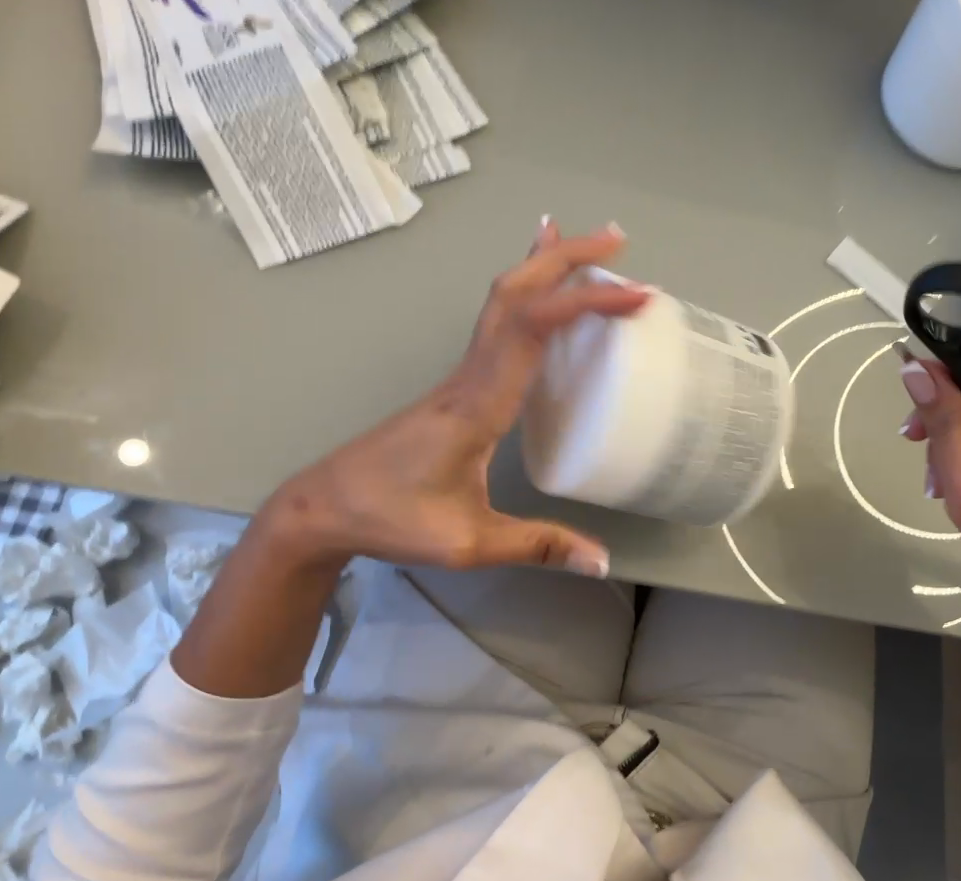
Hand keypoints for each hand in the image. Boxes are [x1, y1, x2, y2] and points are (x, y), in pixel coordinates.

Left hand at [264, 221, 648, 576]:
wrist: (324, 506)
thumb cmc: (392, 519)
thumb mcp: (469, 542)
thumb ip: (538, 546)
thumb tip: (603, 561)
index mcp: (478, 403)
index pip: (533, 330)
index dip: (585, 303)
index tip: (636, 294)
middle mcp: (469, 376)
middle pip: (516, 295)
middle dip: (566, 261)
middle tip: (617, 239)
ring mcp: (459, 376)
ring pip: (501, 302)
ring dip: (543, 268)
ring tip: (582, 243)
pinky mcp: (457, 387)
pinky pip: (496, 324)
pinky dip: (524, 295)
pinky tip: (533, 292)